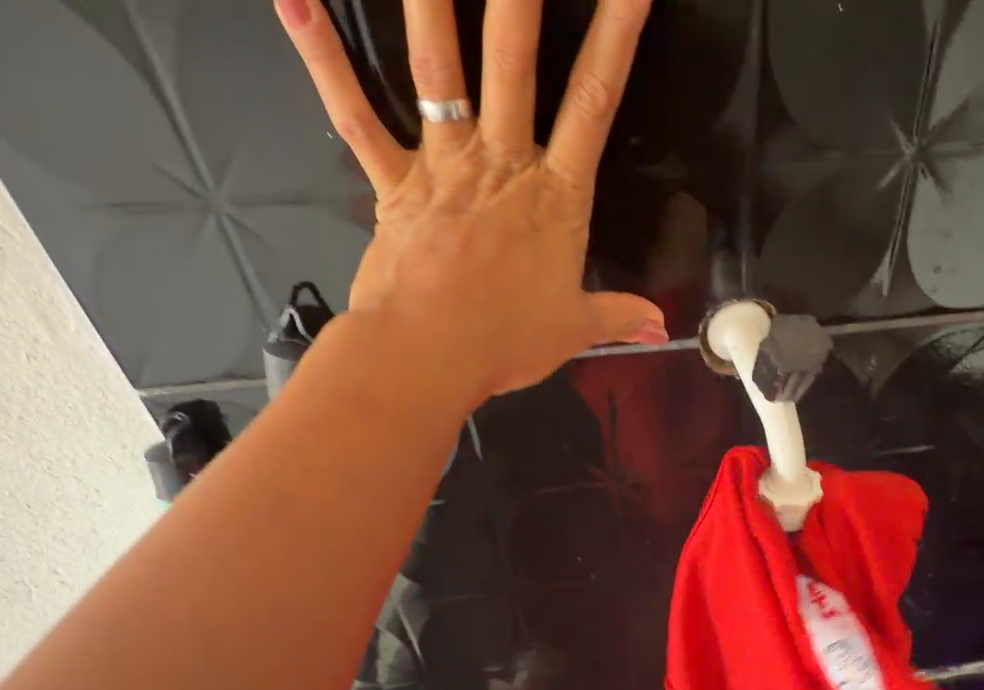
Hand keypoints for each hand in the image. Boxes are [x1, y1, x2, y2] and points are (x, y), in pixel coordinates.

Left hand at [276, 0, 665, 404]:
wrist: (429, 360)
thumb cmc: (504, 344)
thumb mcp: (574, 330)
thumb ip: (619, 317)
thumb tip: (659, 328)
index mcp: (557, 194)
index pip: (596, 100)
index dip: (619, 33)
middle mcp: (502, 163)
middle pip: (515, 58)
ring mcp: (443, 166)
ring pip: (438, 68)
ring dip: (429, 1)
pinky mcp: (392, 182)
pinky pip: (354, 114)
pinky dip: (323, 58)